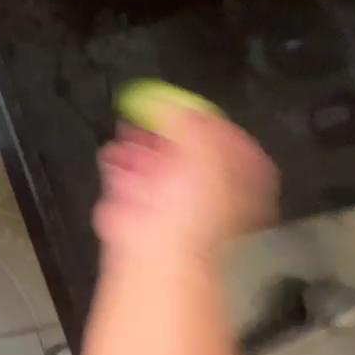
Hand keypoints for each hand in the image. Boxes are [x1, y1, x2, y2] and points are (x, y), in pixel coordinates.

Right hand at [95, 109, 277, 263]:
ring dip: (141, 144)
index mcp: (238, 180)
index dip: (209, 123)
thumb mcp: (204, 159)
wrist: (156, 250)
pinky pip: (130, 175)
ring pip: (157, 161)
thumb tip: (176, 104)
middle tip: (150, 111)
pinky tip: (115, 155)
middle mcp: (209, 189)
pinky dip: (121, 162)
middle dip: (168, 130)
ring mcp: (173, 198)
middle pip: (191, 149)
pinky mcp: (139, 205)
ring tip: (128, 129)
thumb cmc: (191, 214)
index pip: (231, 143)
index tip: (187, 108)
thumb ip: (192, 127)